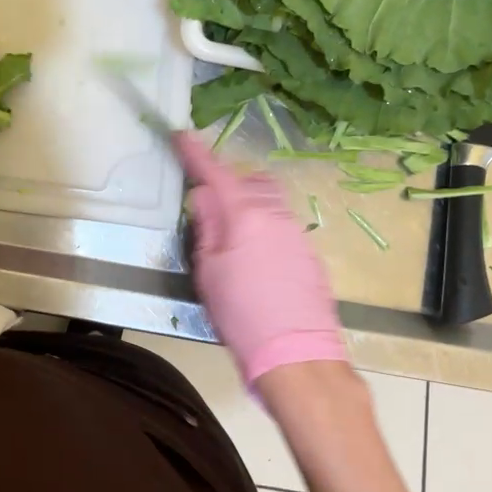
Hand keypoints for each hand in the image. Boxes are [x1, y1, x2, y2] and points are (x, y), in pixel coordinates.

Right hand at [176, 134, 346, 383]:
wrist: (297, 355)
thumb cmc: (241, 314)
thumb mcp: (209, 271)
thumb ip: (207, 227)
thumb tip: (204, 197)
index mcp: (245, 215)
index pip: (215, 172)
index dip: (196, 153)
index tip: (181, 135)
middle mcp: (276, 216)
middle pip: (252, 179)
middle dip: (230, 179)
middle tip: (208, 197)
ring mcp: (298, 234)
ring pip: (270, 200)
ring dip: (248, 201)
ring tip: (231, 230)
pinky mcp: (310, 254)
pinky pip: (282, 224)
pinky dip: (264, 225)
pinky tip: (255, 256)